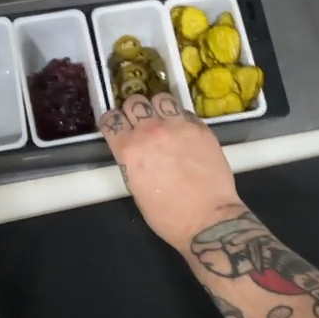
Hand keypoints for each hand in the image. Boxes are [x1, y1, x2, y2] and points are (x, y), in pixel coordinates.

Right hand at [99, 92, 245, 250]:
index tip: (117, 126)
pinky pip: (185, 112)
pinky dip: (181, 119)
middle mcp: (150, 131)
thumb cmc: (167, 215)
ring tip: (164, 120)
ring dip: (159, 108)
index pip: (111, 119)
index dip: (112, 122)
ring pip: (161, 98)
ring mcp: (178, 126)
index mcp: (129, 149)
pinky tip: (184, 132)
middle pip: (135, 102)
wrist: (207, 219)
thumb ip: (131, 160)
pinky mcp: (200, 128)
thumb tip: (136, 150)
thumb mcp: (135, 188)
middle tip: (141, 122)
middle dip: (134, 111)